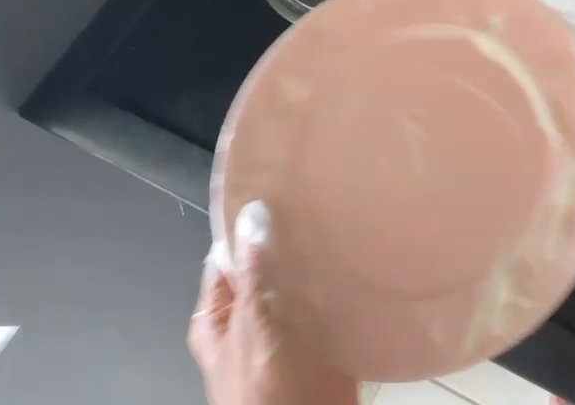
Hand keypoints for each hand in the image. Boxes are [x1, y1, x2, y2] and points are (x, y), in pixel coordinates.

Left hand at [188, 201, 356, 404]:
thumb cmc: (260, 387)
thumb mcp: (251, 326)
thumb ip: (252, 273)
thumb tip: (251, 215)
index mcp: (219, 318)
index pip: (226, 260)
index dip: (245, 228)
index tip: (274, 188)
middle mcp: (249, 318)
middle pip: (265, 269)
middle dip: (286, 240)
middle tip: (316, 197)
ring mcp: (283, 327)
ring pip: (296, 282)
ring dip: (313, 260)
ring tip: (340, 217)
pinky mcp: (315, 336)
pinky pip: (323, 300)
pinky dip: (334, 281)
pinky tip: (355, 255)